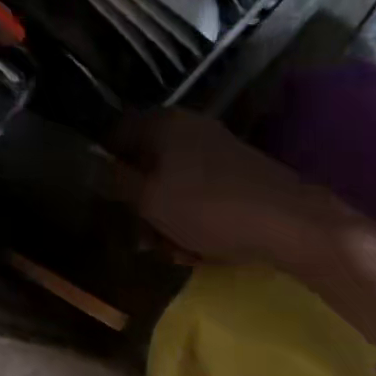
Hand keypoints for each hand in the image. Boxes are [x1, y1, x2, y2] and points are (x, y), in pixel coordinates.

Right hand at [114, 111, 349, 267]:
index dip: (105, 166)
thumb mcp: (150, 199)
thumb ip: (115, 181)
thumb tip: (88, 163)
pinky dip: (194, 223)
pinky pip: (201, 198)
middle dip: (140, 205)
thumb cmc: (207, 208)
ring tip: (174, 252)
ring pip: (174, 187)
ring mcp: (217, 152)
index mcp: (164, 124)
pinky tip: (199, 250)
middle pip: (147, 165)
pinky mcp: (237, 177)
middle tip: (142, 239)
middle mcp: (189, 130)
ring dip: (167, 222)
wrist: (287, 222)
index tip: (102, 201)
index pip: (117, 133)